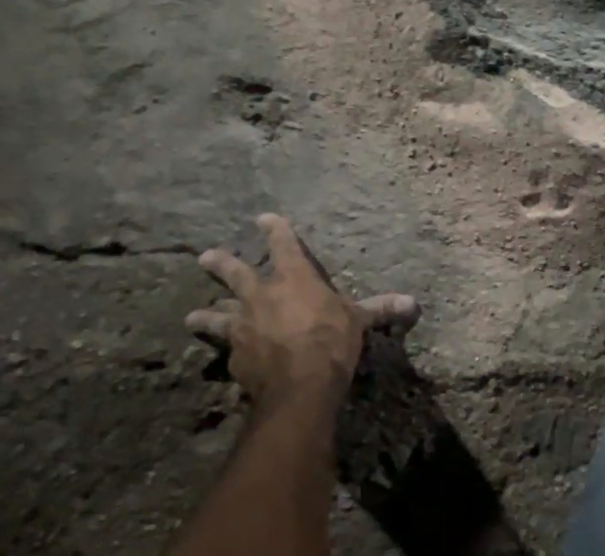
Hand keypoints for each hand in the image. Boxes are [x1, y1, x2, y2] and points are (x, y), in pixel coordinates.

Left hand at [188, 214, 418, 409]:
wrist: (299, 386)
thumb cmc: (332, 340)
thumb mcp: (359, 321)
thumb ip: (379, 309)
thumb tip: (413, 302)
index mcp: (295, 279)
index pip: (284, 246)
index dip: (275, 230)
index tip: (264, 218)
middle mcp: (262, 297)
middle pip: (236, 274)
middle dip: (221, 263)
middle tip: (205, 256)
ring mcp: (243, 327)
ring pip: (218, 314)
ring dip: (206, 313)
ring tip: (191, 315)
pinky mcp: (235, 357)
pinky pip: (227, 349)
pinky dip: (226, 349)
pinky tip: (223, 356)